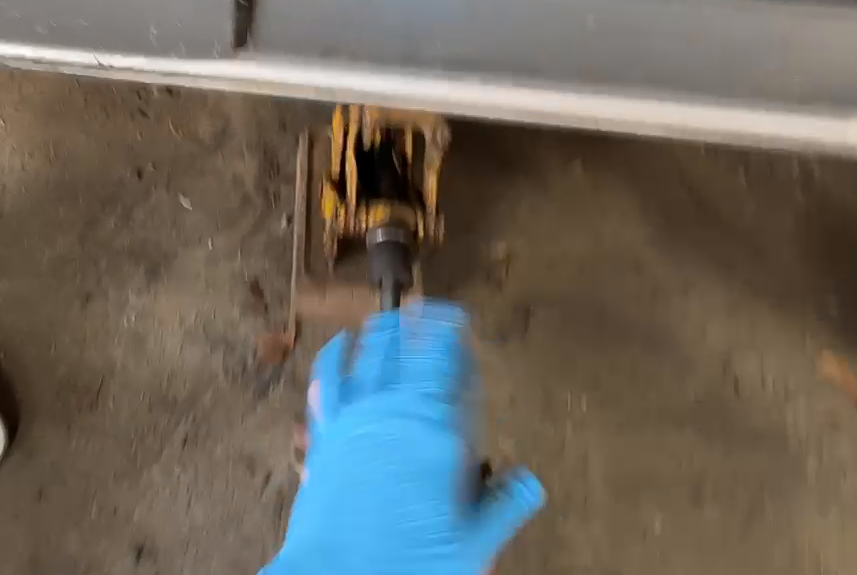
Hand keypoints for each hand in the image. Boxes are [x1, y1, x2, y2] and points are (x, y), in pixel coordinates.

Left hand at [264, 301, 544, 574]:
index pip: (449, 367)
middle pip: (409, 350)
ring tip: (393, 315)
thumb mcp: (472, 544)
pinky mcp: (326, 429)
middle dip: (421, 324)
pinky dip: (334, 355)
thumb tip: (531, 481)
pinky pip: (328, 379)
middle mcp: (395, 409)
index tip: (462, 324)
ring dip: (382, 331)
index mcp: (435, 429)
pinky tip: (340, 342)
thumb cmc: (413, 561)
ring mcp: (356, 415)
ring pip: (369, 354)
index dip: (456, 340)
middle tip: (430, 308)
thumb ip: (502, 506)